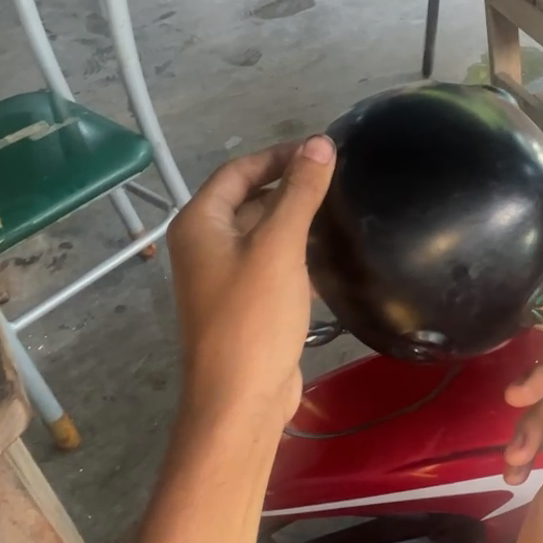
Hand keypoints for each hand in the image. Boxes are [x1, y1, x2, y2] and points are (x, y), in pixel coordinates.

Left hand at [167, 136, 334, 430]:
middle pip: (249, 200)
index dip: (278, 155)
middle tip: (339, 178)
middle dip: (290, 187)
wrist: (241, 399)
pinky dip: (299, 255)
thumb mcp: (279, 247)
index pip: (238, 171)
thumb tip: (320, 143)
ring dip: (297, 221)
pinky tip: (333, 257)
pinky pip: (273, 265)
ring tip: (343, 211)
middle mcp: (206, 246)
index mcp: (200, 224)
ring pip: (263, 234)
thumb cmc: (253, 317)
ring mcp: (225, 278)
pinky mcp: (247, 304)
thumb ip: (299, 193)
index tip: (322, 149)